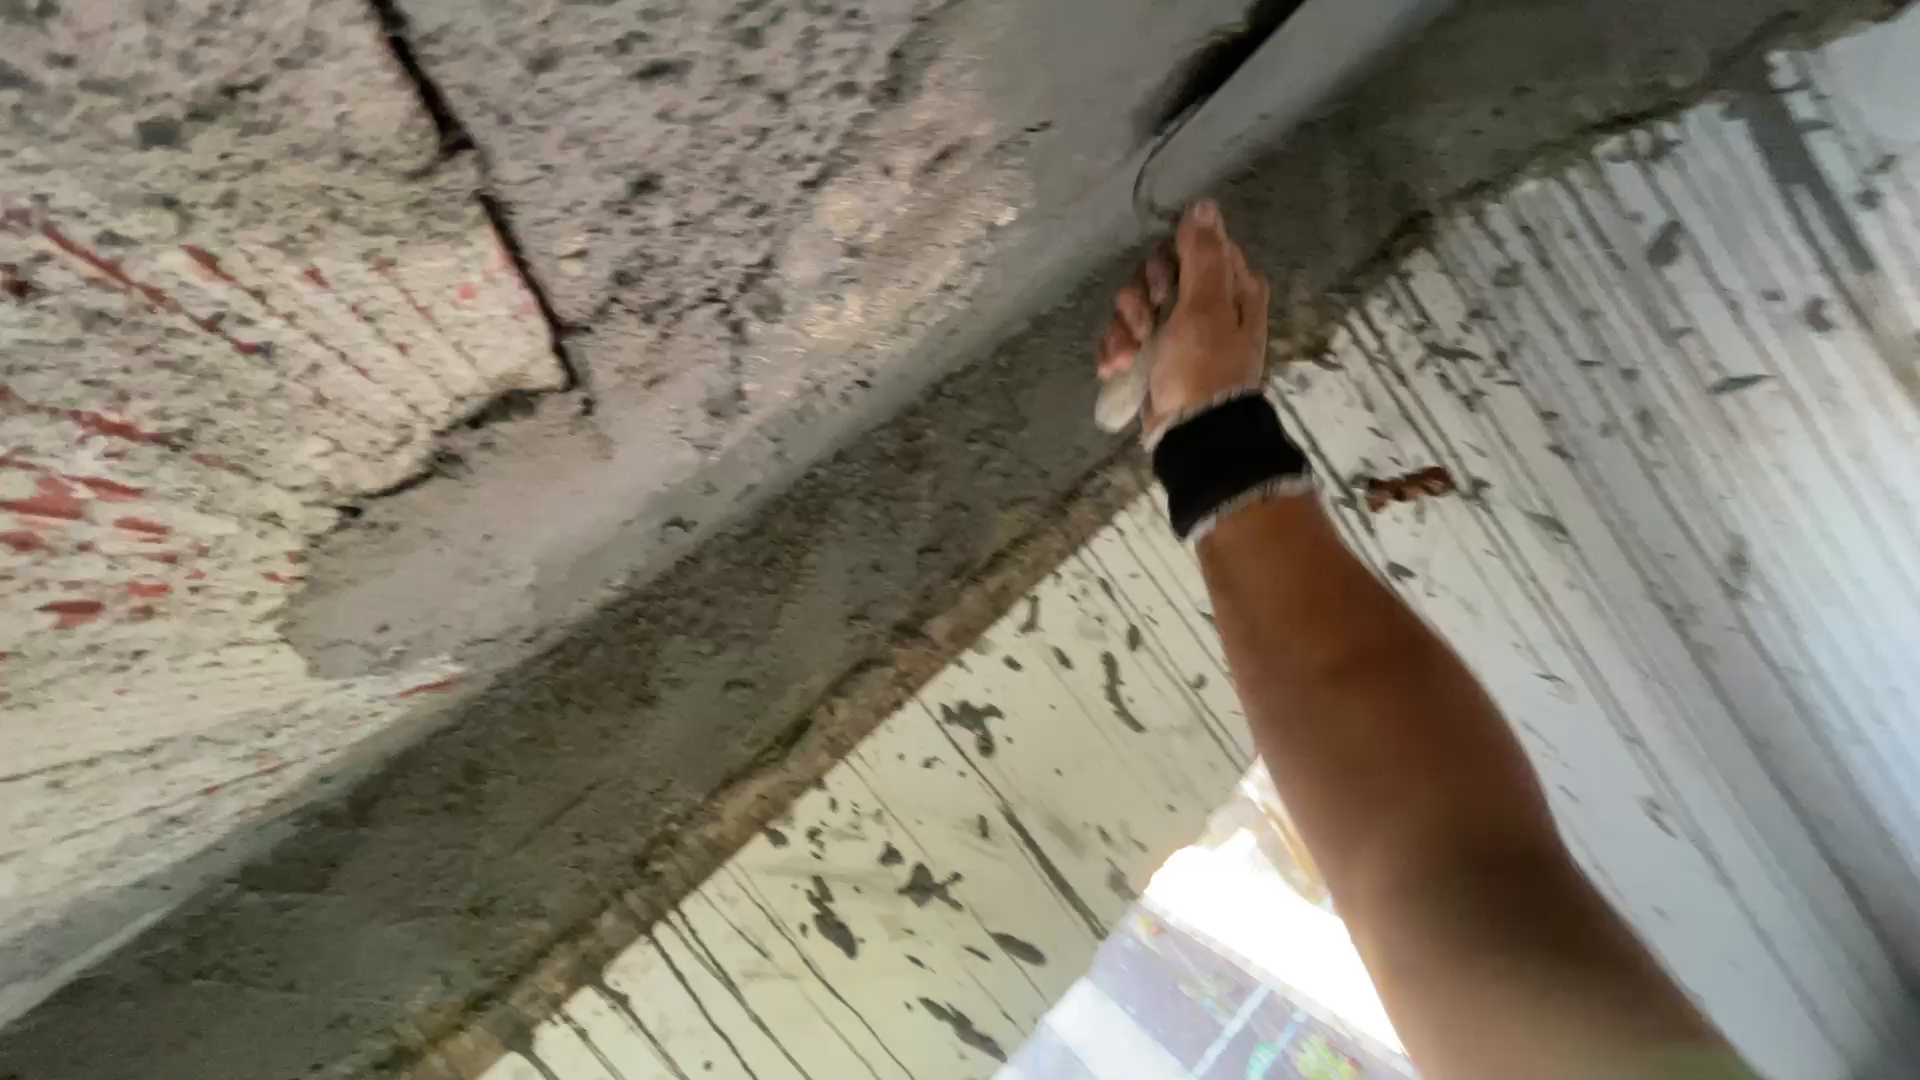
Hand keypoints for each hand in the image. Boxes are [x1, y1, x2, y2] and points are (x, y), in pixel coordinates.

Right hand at [1097, 199, 1270, 439]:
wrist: (1192, 433)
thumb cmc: (1202, 368)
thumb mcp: (1205, 306)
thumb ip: (1201, 254)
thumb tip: (1203, 203)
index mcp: (1230, 287)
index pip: (1187, 248)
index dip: (1166, 266)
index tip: (1163, 290)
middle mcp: (1206, 304)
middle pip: (1155, 277)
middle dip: (1139, 302)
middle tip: (1144, 326)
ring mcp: (1177, 334)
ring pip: (1135, 309)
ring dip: (1122, 332)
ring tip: (1126, 359)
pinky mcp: (1154, 359)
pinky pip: (1125, 339)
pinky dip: (1116, 352)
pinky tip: (1113, 369)